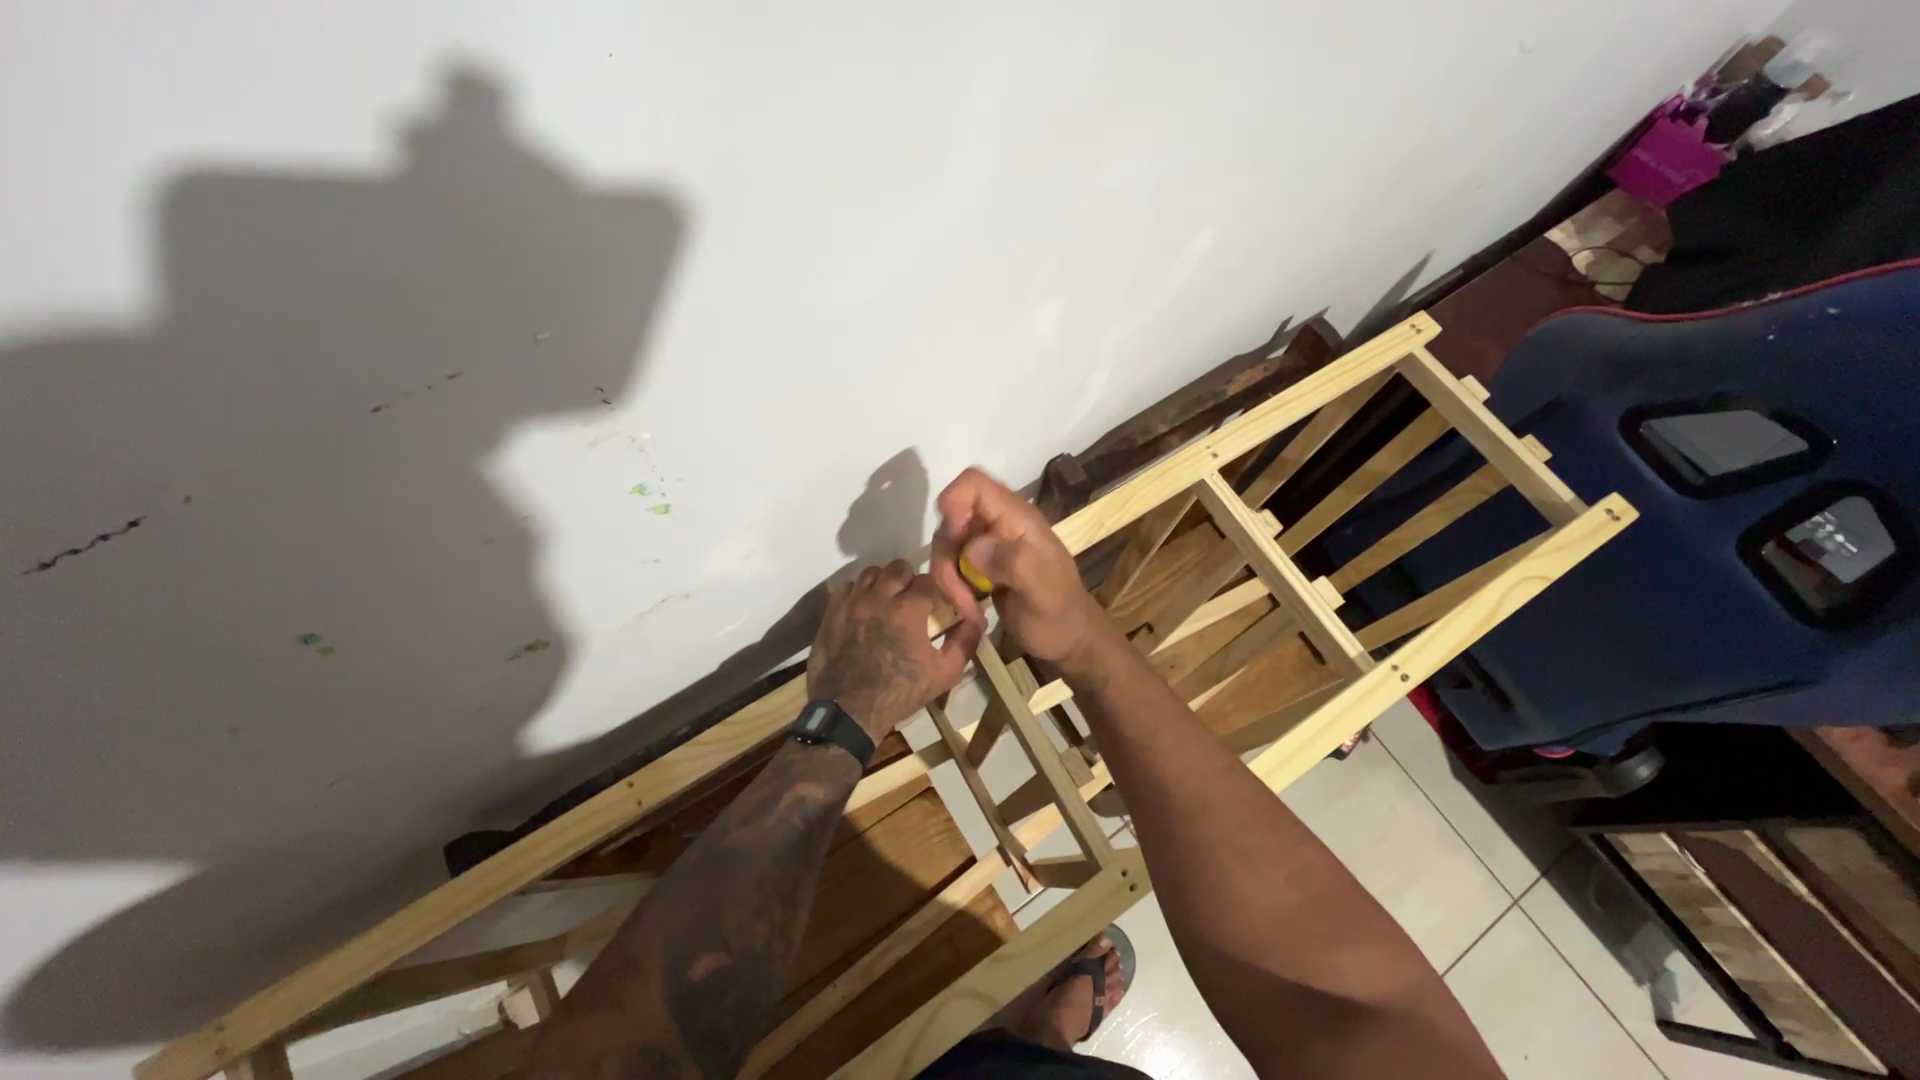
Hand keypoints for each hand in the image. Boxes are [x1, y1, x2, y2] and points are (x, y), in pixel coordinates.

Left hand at [807, 559, 983, 740]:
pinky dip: (858, 593)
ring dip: (883, 583)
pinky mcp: (831, 612)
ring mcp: (852, 603)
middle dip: (910, 580)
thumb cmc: (900, 693)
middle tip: (912, 600)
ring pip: (871, 573)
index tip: (938, 603)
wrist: (849, 711)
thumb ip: (965, 642)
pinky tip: (864, 610)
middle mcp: (879, 597)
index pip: (929, 579)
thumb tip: (979, 619)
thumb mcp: (944, 673)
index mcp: (908, 609)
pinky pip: (847, 587)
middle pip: (899, 567)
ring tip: (887, 602)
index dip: (936, 590)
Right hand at [931, 467, 1101, 663]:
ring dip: (948, 579)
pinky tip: (971, 609)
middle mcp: (998, 525)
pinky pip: (949, 567)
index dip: (954, 503)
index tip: (956, 541)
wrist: (1068, 639)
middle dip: (946, 558)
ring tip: (969, 608)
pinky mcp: (978, 568)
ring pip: (946, 546)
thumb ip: (1014, 563)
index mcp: (1017, 519)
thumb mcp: (1043, 591)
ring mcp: (987, 546)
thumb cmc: (1060, 614)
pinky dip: (951, 588)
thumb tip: (972, 549)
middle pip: (950, 520)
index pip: (974, 484)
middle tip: (961, 596)